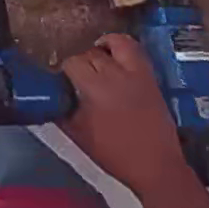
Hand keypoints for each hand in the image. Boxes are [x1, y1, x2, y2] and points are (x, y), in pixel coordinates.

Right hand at [61, 34, 193, 199]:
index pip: (73, 64)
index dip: (65, 71)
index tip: (64, 82)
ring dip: (103, 46)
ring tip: (97, 56)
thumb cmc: (114, 154)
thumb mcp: (80, 136)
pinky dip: (124, 47)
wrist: (154, 164)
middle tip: (78, 78)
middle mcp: (114, 73)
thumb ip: (63, 113)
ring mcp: (135, 71)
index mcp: (94, 88)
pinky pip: (135, 50)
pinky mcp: (149, 74)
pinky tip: (117, 57)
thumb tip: (54, 100)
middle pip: (91, 54)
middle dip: (81, 63)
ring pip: (116, 43)